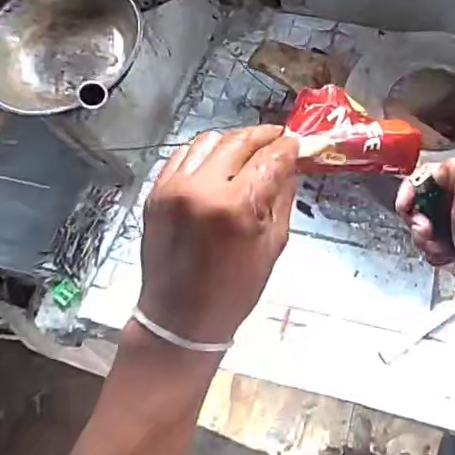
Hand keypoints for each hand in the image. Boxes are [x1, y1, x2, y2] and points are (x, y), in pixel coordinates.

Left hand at [137, 125, 298, 345]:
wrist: (179, 318)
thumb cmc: (233, 291)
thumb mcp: (273, 245)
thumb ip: (282, 197)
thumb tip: (290, 166)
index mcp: (234, 207)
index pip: (269, 158)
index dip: (288, 147)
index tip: (298, 143)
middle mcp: (200, 189)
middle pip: (239, 141)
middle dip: (263, 136)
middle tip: (279, 138)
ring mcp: (173, 188)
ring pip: (209, 140)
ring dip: (234, 141)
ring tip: (249, 150)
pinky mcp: (156, 192)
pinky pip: (183, 155)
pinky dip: (205, 152)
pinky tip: (219, 162)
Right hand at [394, 158, 454, 300]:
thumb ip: (454, 170)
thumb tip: (436, 170)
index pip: (430, 175)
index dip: (413, 187)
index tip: (405, 203)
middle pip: (421, 200)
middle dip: (417, 217)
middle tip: (425, 228)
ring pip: (422, 224)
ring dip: (424, 237)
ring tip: (439, 246)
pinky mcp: (451, 246)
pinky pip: (429, 243)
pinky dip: (433, 251)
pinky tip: (446, 256)